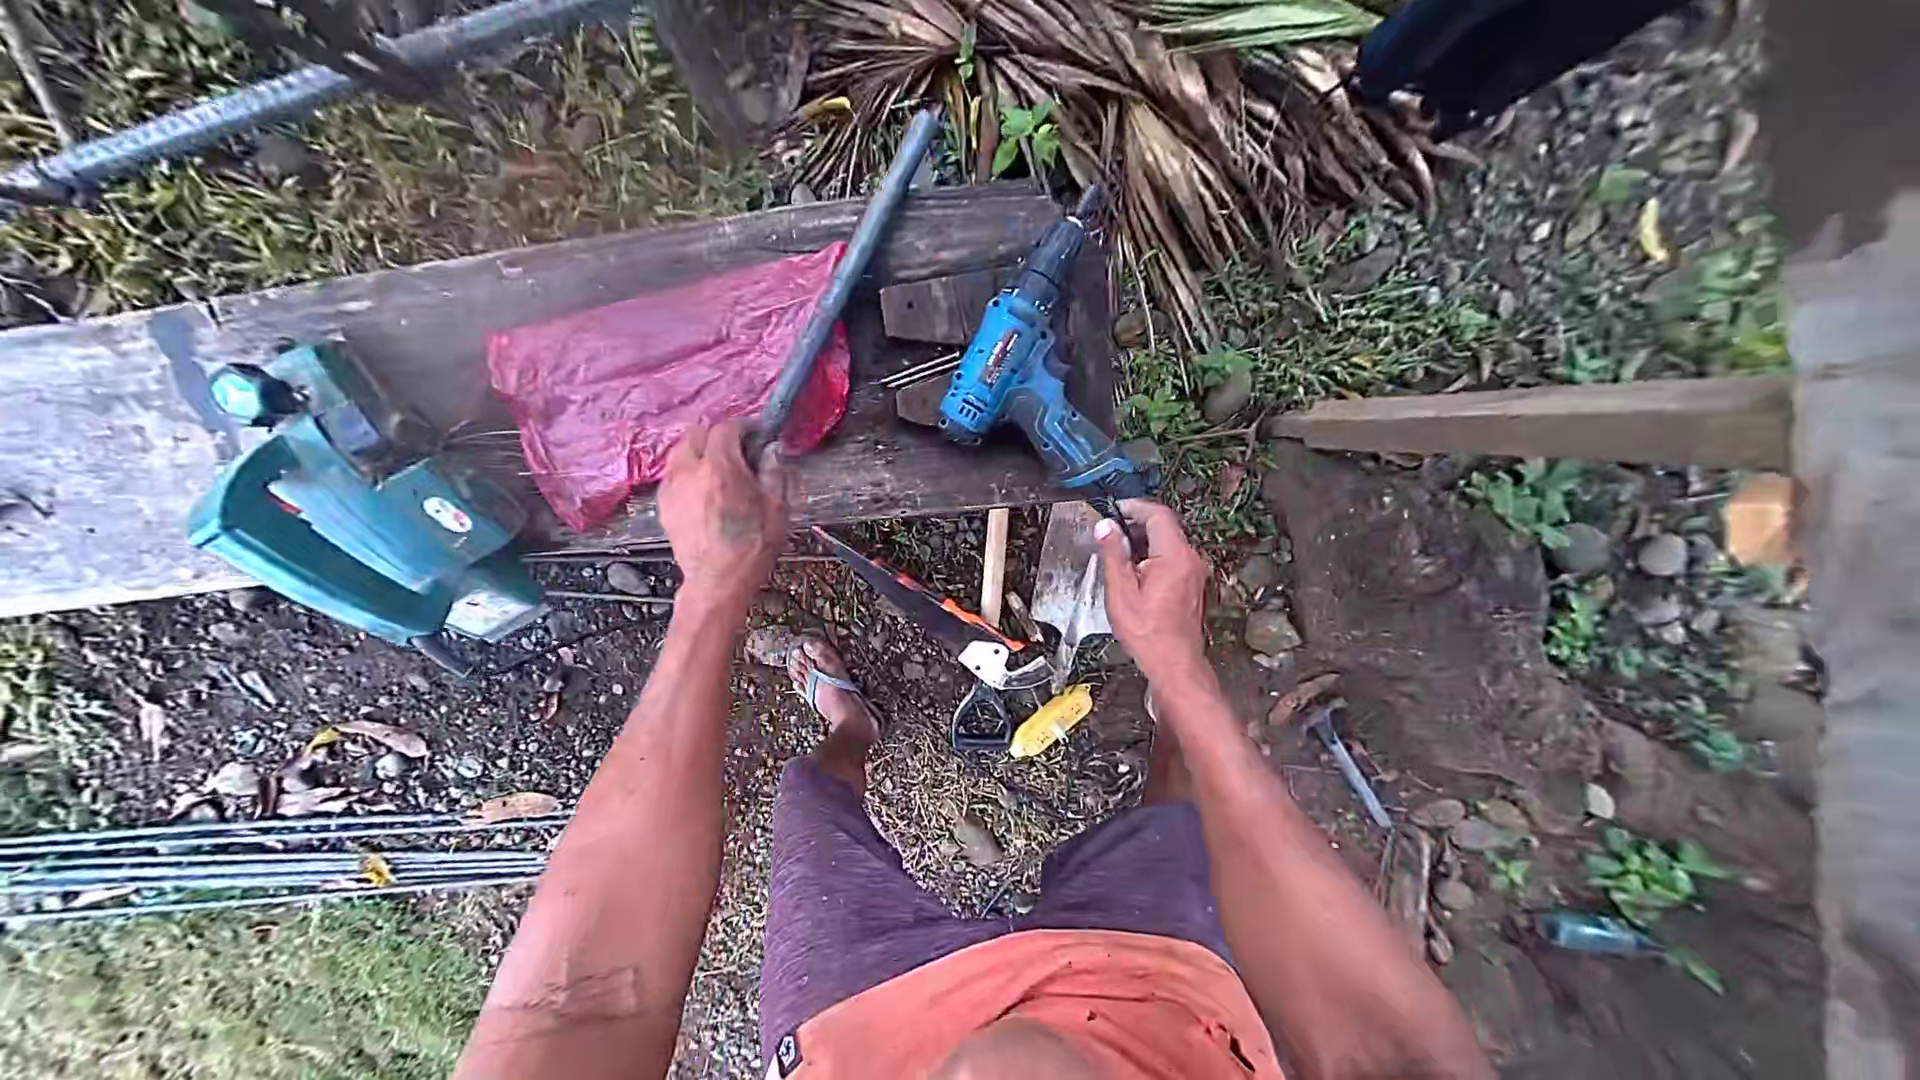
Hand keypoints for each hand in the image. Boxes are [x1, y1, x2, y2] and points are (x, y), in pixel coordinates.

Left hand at [658, 421, 789, 612]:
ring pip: (681, 453)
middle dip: (717, 436)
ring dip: (700, 453)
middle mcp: (690, 471)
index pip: (726, 428)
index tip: (756, 434)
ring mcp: (672, 488)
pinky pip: (674, 476)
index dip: (743, 427)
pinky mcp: (664, 505)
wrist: (719, 580)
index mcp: (721, 468)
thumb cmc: (753, 545)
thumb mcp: (777, 507)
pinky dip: (688, 474)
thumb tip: (771, 449)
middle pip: (697, 433)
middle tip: (736, 451)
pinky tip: (704, 492)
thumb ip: (774, 471)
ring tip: (718, 471)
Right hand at [1094, 499, 1210, 685]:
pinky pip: (1173, 557)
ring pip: (1169, 542)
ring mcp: (1194, 572)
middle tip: (1111, 532)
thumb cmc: (1148, 633)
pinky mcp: (1192, 582)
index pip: (1157, 515)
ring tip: (1119, 554)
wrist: (1173, 662)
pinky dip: (1153, 555)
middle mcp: (1190, 560)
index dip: (1134, 507)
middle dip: (1136, 524)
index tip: (1115, 509)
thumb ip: (1113, 554)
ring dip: (1144, 541)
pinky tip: (1135, 571)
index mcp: (1174, 556)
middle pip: (1165, 526)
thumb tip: (1106, 527)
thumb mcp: (1121, 590)